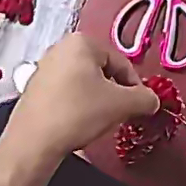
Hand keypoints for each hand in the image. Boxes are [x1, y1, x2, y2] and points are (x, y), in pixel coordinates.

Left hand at [3, 34, 160, 162]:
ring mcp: (44, 68)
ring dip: (98, 101)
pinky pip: (68, 93)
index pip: (122, 63)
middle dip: (115, 93)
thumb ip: (145, 98)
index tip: (139, 105)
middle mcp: (60, 48)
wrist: (33, 142)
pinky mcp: (35, 88)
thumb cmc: (77, 113)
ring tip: (99, 121)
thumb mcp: (122, 105)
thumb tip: (151, 100)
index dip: (135, 87)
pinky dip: (79, 106)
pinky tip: (79, 124)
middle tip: (120, 113)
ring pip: (86, 83)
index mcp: (82, 42)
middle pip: (103, 72)